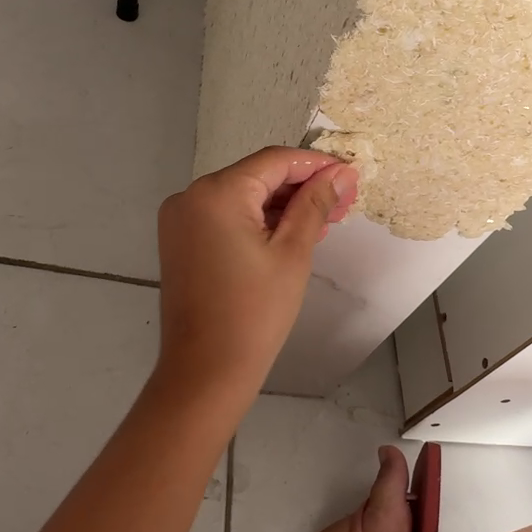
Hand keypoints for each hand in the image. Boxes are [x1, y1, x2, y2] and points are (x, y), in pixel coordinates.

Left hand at [153, 147, 357, 392]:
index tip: (350, 174)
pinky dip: (257, 222)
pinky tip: (292, 233)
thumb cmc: (255, 312)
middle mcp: (190, 196)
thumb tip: (340, 173)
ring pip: (242, 198)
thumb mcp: (293, 253)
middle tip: (345, 202)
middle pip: (257, 177)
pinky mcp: (180, 242)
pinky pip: (226, 218)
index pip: (274, 161)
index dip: (315, 165)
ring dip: (282, 207)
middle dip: (301, 188)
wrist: (206, 369)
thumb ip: (314, 204)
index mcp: (216, 193)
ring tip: (326, 221)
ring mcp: (180, 220)